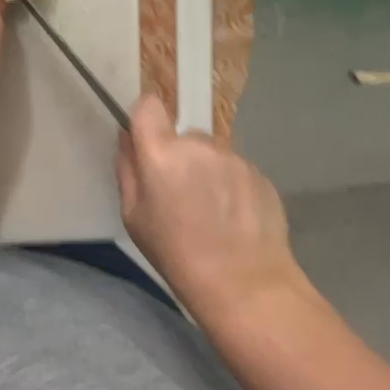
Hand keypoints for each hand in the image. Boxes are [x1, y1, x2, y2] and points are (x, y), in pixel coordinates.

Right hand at [116, 95, 309, 320]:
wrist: (244, 282)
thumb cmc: (175, 252)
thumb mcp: (133, 217)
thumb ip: (128, 171)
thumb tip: (128, 142)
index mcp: (162, 154)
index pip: (149, 107)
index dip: (145, 120)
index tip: (146, 143)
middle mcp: (200, 146)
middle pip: (182, 136)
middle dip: (178, 157)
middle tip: (179, 196)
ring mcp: (235, 159)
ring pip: (211, 154)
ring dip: (206, 172)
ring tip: (211, 212)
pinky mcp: (261, 174)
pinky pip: (235, 171)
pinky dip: (231, 187)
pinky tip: (234, 219)